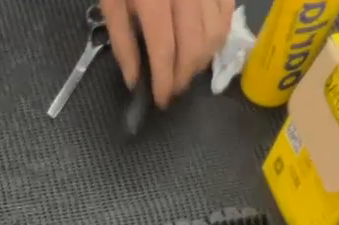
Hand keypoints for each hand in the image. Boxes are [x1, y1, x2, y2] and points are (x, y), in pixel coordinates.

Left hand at [101, 0, 234, 106]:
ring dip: (201, 62)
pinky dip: (217, 35)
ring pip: (215, 33)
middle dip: (183, 77)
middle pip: (194, 47)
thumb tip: (134, 80)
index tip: (160, 101)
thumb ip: (122, 41)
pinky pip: (227, 13)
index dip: (164, 82)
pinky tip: (203, 46)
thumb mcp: (112, 0)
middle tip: (171, 90)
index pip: (165, 51)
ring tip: (184, 71)